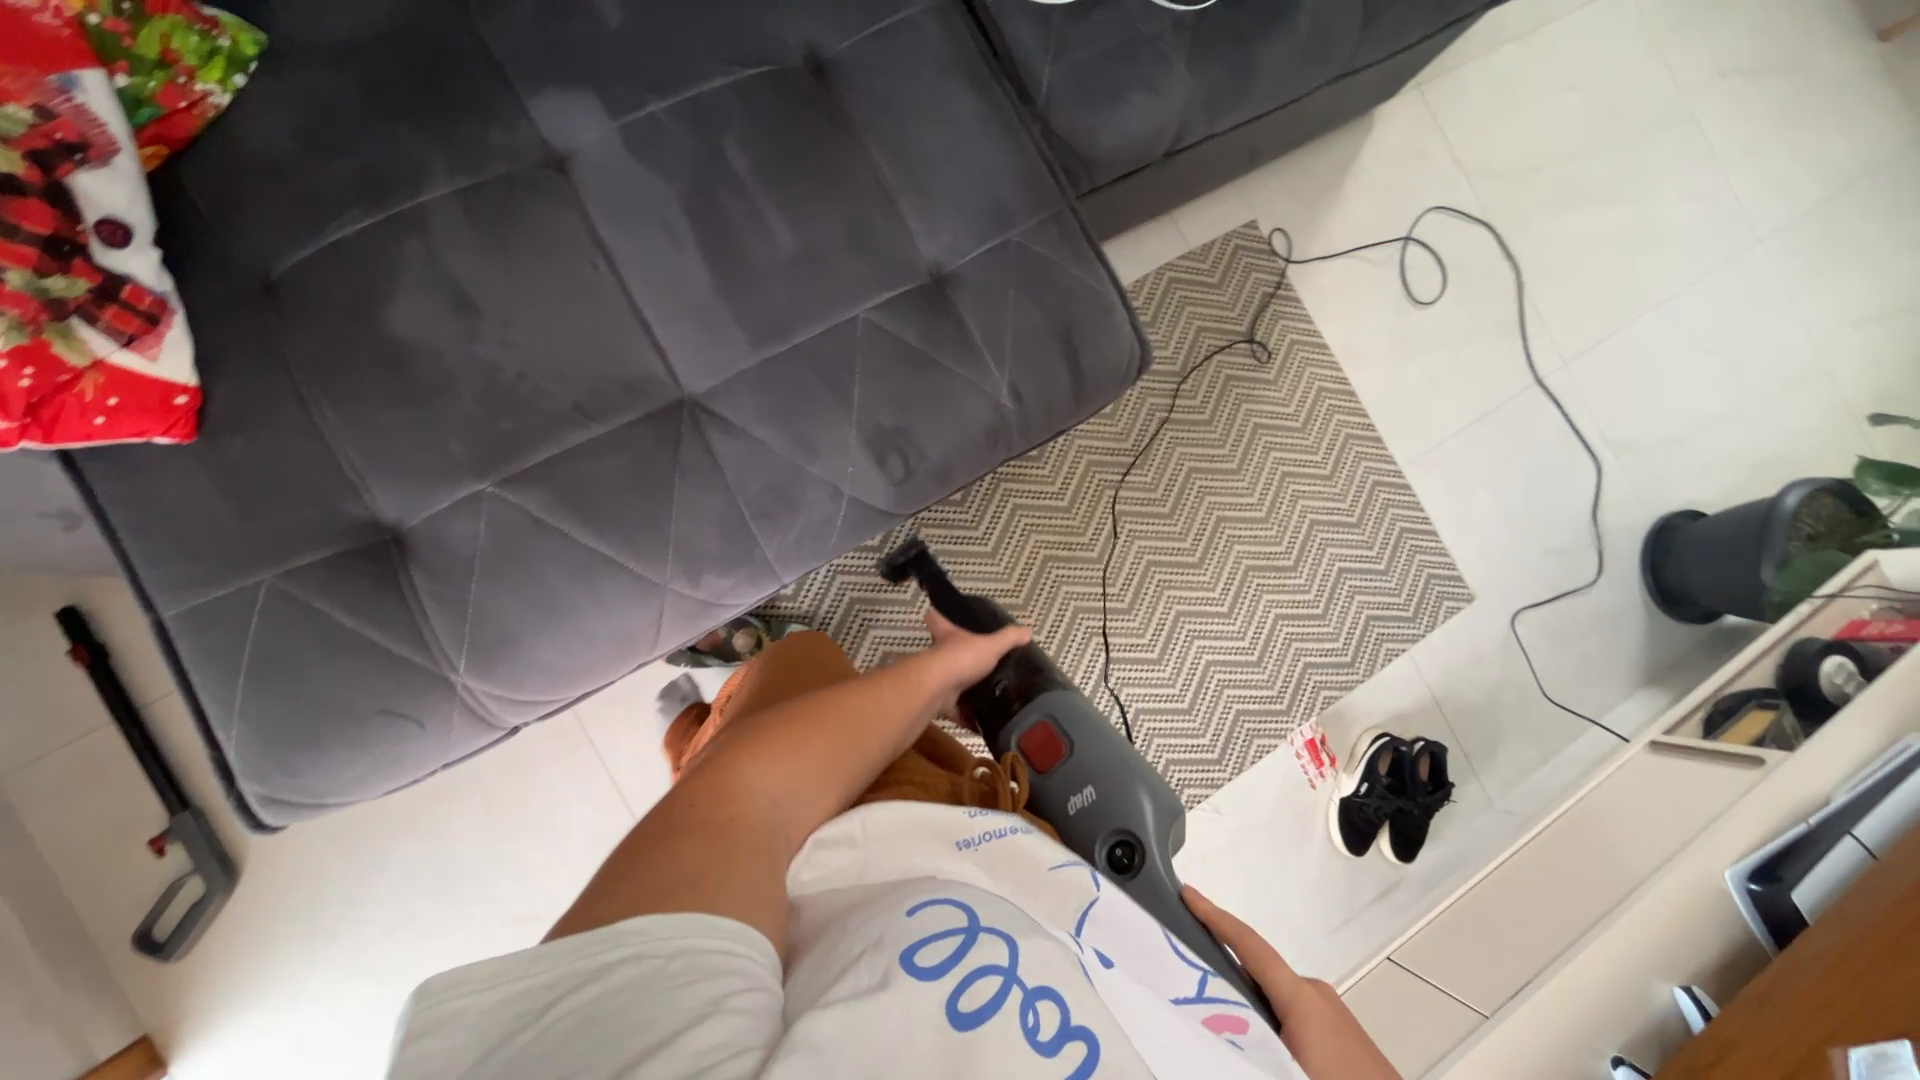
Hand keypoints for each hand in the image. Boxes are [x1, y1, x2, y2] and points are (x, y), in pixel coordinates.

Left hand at [911, 609, 1031, 714]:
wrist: (938, 689)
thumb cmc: (962, 658)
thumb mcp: (991, 645)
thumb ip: (1009, 639)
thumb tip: (1028, 631)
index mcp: (947, 636)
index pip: (936, 618)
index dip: (939, 615)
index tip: (942, 615)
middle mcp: (938, 656)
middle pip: (945, 655)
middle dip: (961, 661)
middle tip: (983, 667)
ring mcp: (938, 680)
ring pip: (953, 685)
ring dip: (968, 692)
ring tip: (991, 696)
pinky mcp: (940, 702)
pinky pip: (958, 711)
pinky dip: (970, 719)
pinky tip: (986, 723)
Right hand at [1183, 886, 1400, 1079]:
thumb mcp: (1282, 1072)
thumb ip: (1245, 1046)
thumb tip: (1211, 1035)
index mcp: (1301, 1000)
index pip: (1249, 946)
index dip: (1215, 917)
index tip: (1187, 893)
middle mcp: (1315, 996)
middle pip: (1257, 973)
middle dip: (1221, 973)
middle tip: (1184, 982)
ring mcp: (1331, 1015)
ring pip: (1273, 999)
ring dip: (1245, 1007)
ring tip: (1218, 1029)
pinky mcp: (1339, 1035)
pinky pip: (1290, 1016)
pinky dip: (1267, 1022)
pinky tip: (1258, 1048)